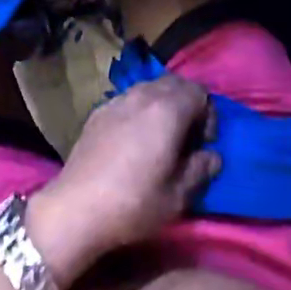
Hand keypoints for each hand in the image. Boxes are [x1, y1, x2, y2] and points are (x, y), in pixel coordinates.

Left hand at [28, 76, 219, 282]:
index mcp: (167, 110)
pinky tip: (133, 141)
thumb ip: (201, 169)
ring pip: (150, 88)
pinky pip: (128, 99)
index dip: (208, 115)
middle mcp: (142, 95)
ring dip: (163, 105)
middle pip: (175, 83)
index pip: (199, 92)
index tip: (203, 144)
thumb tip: (212, 155)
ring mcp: (117, 99)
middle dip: (187, 105)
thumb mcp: (178, 196)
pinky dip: (140, 110)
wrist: (77, 206)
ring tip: (160, 139)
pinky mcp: (98, 110)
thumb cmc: (134, 203)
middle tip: (186, 139)